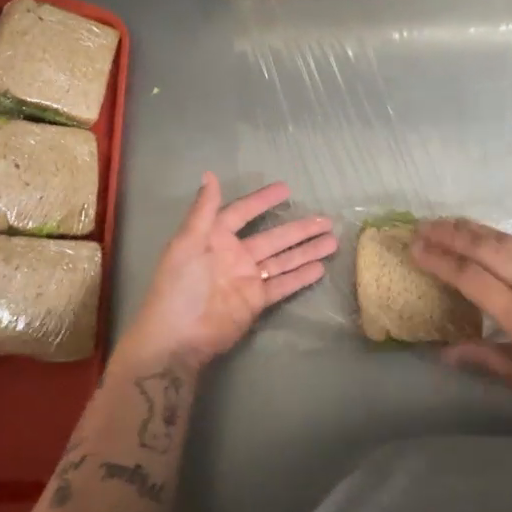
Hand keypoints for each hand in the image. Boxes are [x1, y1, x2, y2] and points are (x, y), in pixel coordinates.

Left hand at [117, 173, 336, 370]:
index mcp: (215, 237)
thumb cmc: (179, 287)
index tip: (286, 189)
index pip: (243, 212)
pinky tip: (320, 268)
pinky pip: (281, 285)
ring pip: (282, 260)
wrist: (178, 337)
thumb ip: (203, 211)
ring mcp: (247, 279)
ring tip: (333, 240)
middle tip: (326, 219)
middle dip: (298, 229)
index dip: (262, 201)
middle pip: (272, 237)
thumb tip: (209, 174)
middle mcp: (234, 255)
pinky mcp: (255, 302)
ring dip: (306, 250)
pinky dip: (300, 277)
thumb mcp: (186, 244)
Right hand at [411, 218, 511, 413]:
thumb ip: (485, 360)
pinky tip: (489, 235)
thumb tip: (443, 354)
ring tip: (448, 222)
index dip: (440, 261)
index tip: (415, 248)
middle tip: (422, 226)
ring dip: (474, 229)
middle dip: (451, 235)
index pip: (471, 277)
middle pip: (485, 249)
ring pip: (506, 242)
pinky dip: (500, 236)